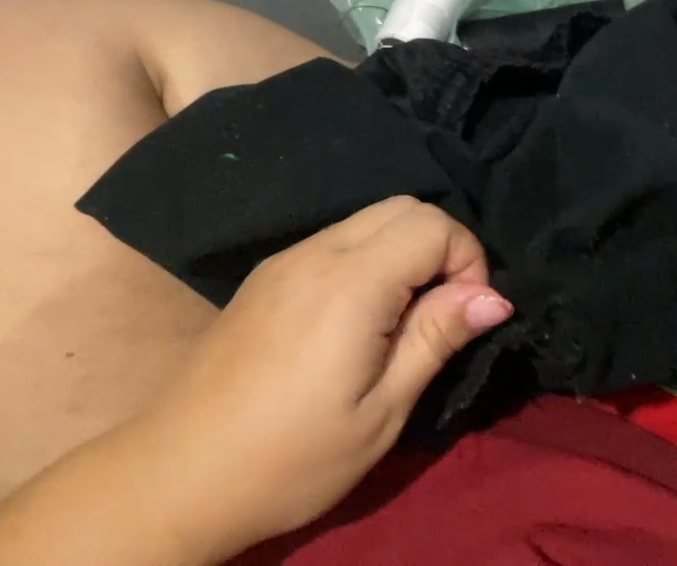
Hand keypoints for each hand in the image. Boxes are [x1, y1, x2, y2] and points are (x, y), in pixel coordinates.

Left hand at [130, 196, 512, 558]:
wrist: (182, 469)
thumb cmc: (292, 456)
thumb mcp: (381, 412)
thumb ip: (435, 338)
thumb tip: (494, 295)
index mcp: (349, 282)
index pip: (432, 223)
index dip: (467, 259)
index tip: (465, 317)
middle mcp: (316, 251)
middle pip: (401, 206)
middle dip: (439, 246)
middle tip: (438, 316)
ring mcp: (285, 258)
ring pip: (366, 218)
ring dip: (401, 252)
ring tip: (399, 322)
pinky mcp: (266, 273)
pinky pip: (334, 239)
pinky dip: (366, 258)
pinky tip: (356, 318)